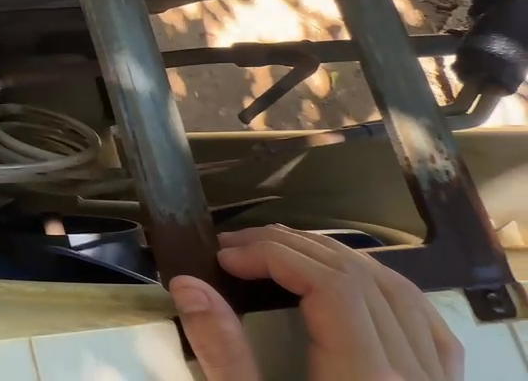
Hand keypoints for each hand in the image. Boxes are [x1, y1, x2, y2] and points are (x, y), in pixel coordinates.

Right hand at [169, 225, 462, 380]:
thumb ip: (223, 353)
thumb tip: (188, 284)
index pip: (331, 285)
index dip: (272, 254)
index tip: (222, 259)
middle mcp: (415, 380)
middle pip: (361, 278)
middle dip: (291, 247)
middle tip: (234, 251)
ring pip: (400, 293)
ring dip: (333, 258)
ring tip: (277, 256)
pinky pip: (426, 324)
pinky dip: (380, 287)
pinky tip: (343, 285)